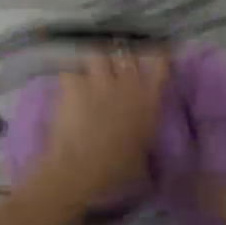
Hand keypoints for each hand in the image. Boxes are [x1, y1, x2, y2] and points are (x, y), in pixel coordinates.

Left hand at [23, 49, 169, 210]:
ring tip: (88, 75)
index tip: (154, 59)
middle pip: (126, 56)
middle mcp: (127, 83)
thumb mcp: (142, 153)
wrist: (84, 167)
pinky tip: (66, 86)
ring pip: (97, 55)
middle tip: (113, 72)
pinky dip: (68, 77)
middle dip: (120, 61)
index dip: (157, 59)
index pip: (160, 66)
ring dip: (94, 64)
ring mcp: (99, 81)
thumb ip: (143, 135)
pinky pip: (69, 70)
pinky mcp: (73, 85)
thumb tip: (140, 135)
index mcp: (149, 100)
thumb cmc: (118, 169)